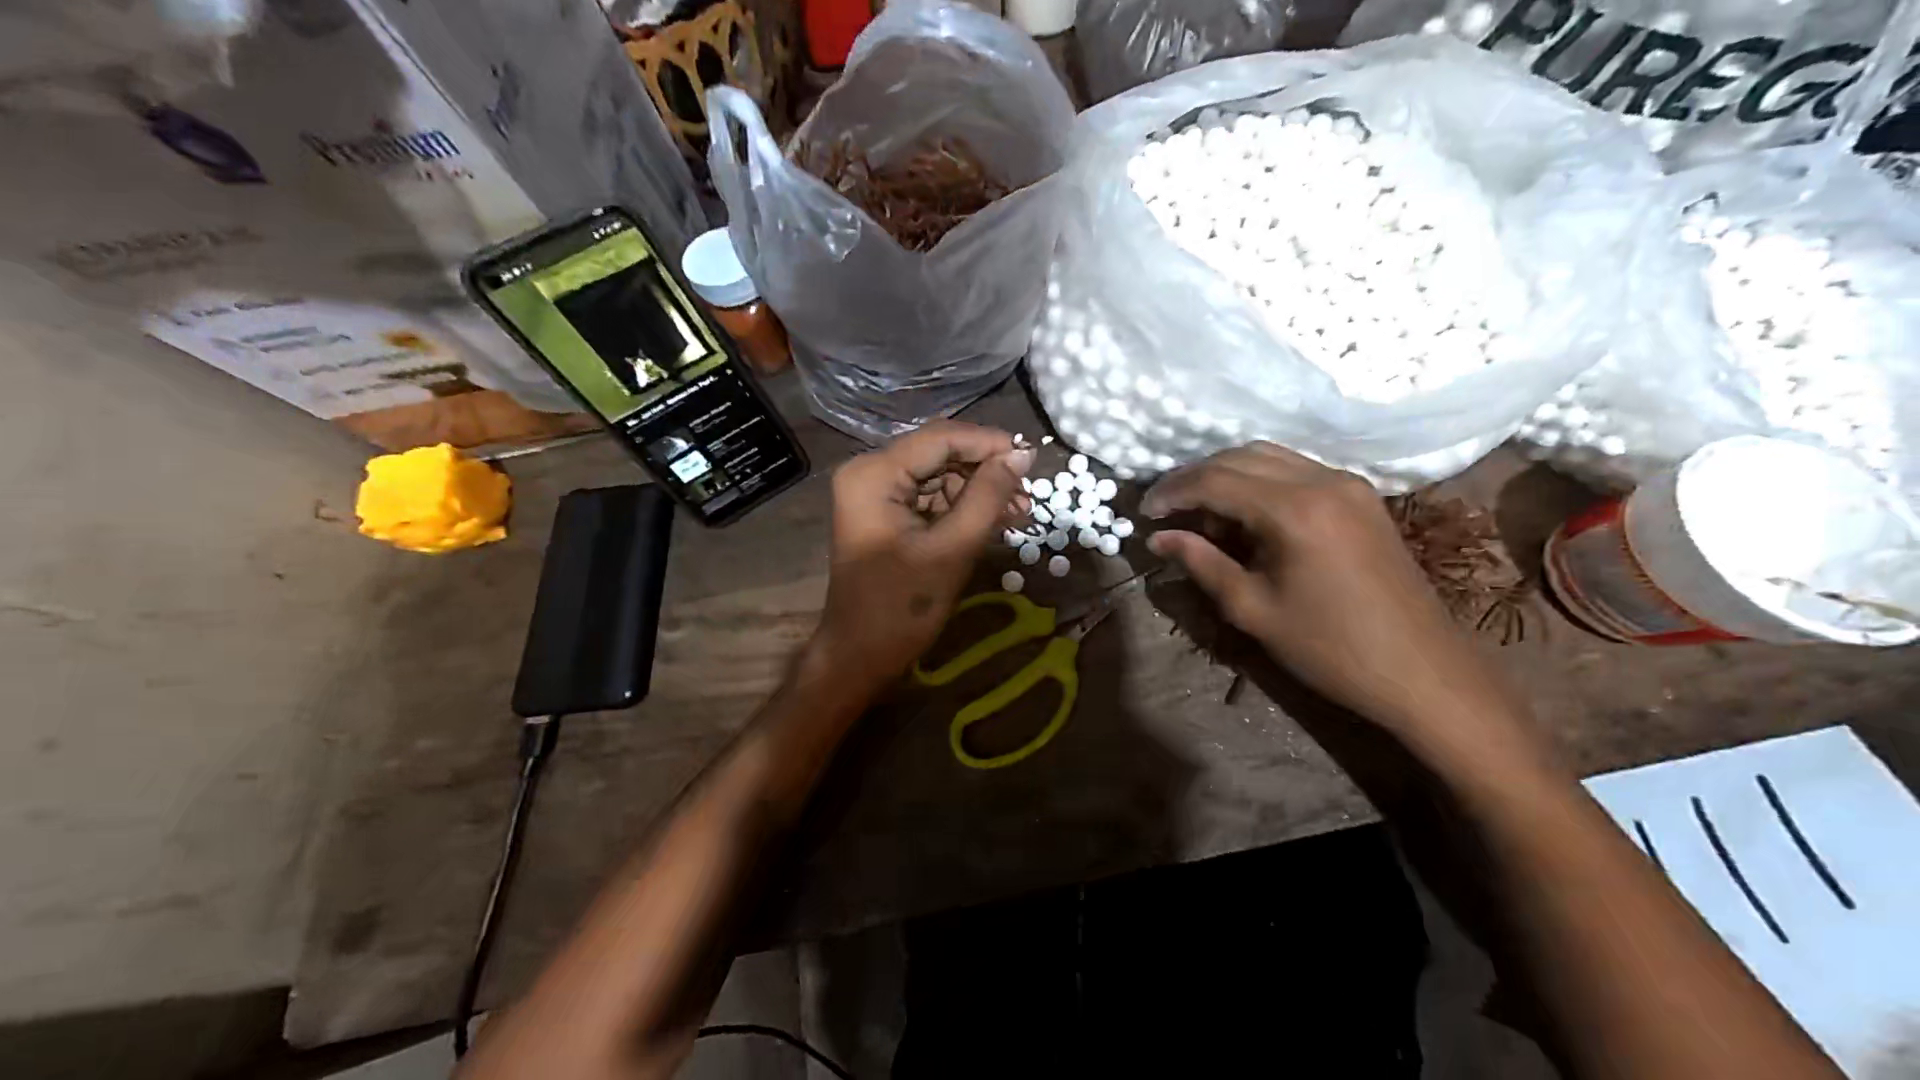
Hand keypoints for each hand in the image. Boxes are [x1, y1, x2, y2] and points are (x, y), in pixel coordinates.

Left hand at [810, 422, 1034, 688]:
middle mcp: (869, 472)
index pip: (940, 438)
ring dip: (978, 489)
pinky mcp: (883, 512)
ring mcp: (874, 492)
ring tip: (1019, 511)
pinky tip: (994, 519)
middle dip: (985, 470)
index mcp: (874, 475)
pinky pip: (929, 496)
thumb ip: (987, 497)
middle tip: (1028, 492)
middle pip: (939, 452)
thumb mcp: (951, 550)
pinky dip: (961, 506)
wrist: (859, 655)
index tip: (1033, 459)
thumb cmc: (901, 607)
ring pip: (938, 473)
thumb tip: (1022, 455)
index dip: (989, 444)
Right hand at [1142, 442, 1525, 745]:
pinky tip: (1246, 516)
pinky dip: (1260, 482)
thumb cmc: (1330, 648)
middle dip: (1196, 478)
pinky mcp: (1361, 497)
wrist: (1422, 671)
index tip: (1144, 512)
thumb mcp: (1252, 608)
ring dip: (1227, 476)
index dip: (1172, 492)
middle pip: (1240, 456)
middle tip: (1167, 511)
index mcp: (1295, 509)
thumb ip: (1201, 562)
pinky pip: (1296, 470)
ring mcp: (1348, 484)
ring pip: (1269, 457)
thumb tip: (1158, 538)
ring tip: (1203, 517)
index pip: (1215, 479)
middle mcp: (1323, 480)